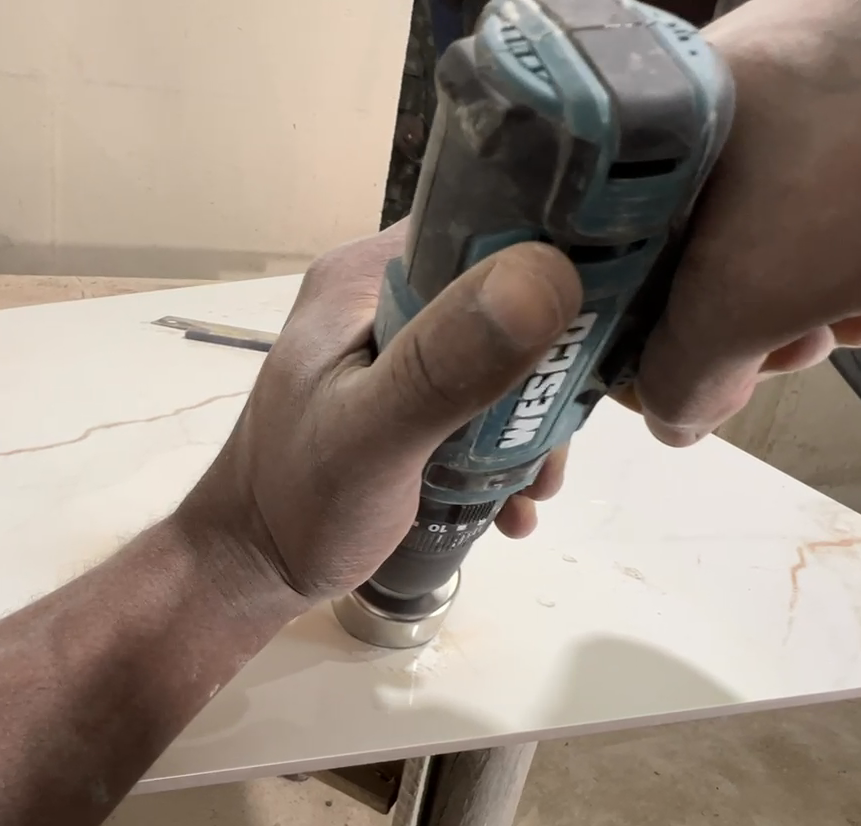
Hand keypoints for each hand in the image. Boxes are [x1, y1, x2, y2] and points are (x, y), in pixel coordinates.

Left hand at [179, 224, 580, 599]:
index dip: (560, 255)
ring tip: (538, 486)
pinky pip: (478, 403)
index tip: (608, 321)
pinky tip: (513, 504)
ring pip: (500, 358)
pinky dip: (504, 450)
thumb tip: (550, 275)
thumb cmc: (297, 507)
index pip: (484, 221)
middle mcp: (381, 301)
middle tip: (561, 437)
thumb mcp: (371, 438)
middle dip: (551, 368)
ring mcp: (392, 355)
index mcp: (365, 278)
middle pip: (506, 298)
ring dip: (531, 422)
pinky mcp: (403, 402)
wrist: (253, 569)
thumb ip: (445, 365)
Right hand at [631, 0, 860, 446]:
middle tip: (780, 360)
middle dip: (731, 329)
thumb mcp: (758, 296)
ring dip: (794, 303)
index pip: (592, 269)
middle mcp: (692, 98)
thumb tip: (669, 424)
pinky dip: (842, 252)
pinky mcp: (857, 78)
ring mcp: (778, 81)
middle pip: (672, 256)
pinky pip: (814, 190)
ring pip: (749, 230)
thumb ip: (687, 376)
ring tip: (850, 324)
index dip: (625, 342)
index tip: (679, 383)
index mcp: (637, 133)